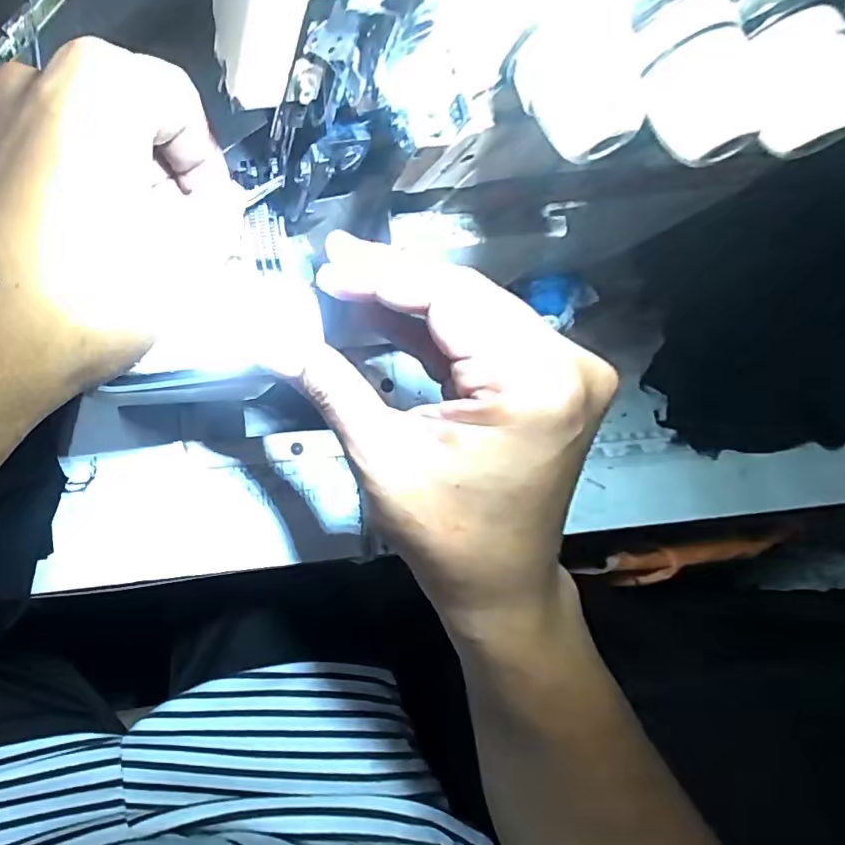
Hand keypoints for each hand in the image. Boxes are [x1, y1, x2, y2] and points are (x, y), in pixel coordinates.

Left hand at [0, 37, 238, 455]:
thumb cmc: (84, 303)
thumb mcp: (181, 265)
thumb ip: (217, 220)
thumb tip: (214, 205)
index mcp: (93, 85)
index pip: (176, 103)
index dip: (205, 164)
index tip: (208, 219)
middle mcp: (24, 84)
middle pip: (116, 117)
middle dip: (150, 175)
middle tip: (165, 237)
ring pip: (62, 143)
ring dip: (97, 187)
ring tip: (107, 251)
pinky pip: (16, 173)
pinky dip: (45, 201)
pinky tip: (51, 258)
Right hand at [296, 233, 617, 631]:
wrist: (496, 583)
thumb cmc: (444, 535)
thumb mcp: (381, 457)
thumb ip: (333, 387)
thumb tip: (278, 342)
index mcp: (535, 380)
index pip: (451, 299)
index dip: (382, 278)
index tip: (328, 268)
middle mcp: (565, 363)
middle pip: (466, 298)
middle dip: (393, 281)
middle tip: (334, 261)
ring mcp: (564, 370)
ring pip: (472, 313)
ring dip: (408, 302)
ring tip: (348, 281)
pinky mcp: (548, 381)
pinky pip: (482, 340)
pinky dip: (431, 331)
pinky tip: (384, 314)